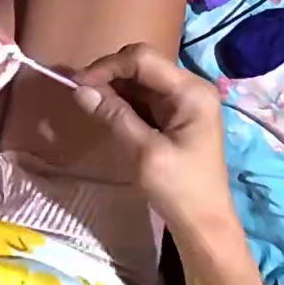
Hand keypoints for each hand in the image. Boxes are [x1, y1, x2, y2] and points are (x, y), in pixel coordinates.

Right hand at [70, 43, 237, 233]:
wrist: (204, 225)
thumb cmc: (180, 190)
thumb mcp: (144, 154)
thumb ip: (114, 117)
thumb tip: (79, 89)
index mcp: (191, 92)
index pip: (143, 59)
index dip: (108, 66)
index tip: (79, 84)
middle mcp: (189, 88)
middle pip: (141, 65)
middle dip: (109, 75)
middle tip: (82, 94)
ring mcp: (182, 101)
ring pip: (138, 80)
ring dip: (113, 88)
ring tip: (90, 104)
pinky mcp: (172, 116)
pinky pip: (141, 97)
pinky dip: (121, 101)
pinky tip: (106, 113)